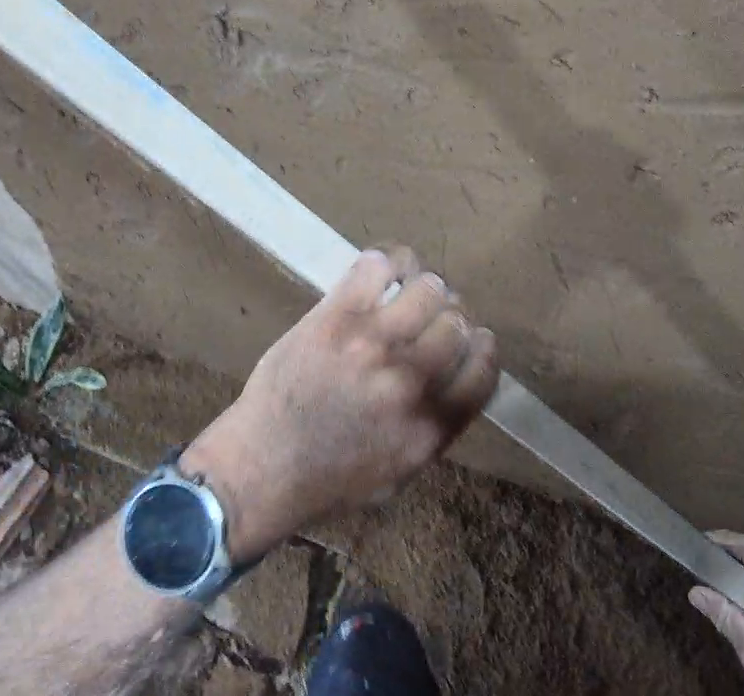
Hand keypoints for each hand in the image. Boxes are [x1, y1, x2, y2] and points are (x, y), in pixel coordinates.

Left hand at [181, 247, 497, 557]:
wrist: (260, 470)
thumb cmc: (329, 480)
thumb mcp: (400, 472)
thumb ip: (436, 426)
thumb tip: (457, 378)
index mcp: (431, 425)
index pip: (483, 367)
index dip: (482, 346)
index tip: (472, 338)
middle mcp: (410, 382)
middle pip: (458, 322)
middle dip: (450, 318)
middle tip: (430, 317)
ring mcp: (372, 345)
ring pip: (428, 289)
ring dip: (423, 289)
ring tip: (407, 293)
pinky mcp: (335, 318)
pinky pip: (378, 267)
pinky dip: (387, 263)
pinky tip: (382, 274)